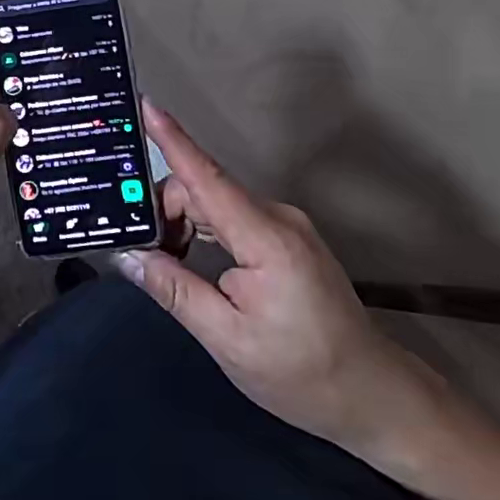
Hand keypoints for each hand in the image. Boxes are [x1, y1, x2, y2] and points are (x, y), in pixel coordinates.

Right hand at [119, 100, 410, 446]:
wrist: (371, 393)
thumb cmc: (301, 373)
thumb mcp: (226, 339)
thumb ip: (174, 290)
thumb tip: (128, 256)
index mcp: (266, 239)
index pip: (208, 178)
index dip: (174, 140)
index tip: (147, 105)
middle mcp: (276, 217)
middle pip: (203, 190)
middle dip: (164, 211)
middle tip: (143, 251)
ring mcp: (283, 223)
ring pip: (214, 200)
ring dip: (181, 221)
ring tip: (166, 260)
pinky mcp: (283, 233)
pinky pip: (229, 214)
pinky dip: (201, 227)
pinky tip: (189, 256)